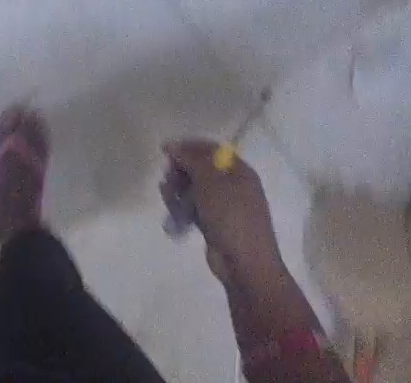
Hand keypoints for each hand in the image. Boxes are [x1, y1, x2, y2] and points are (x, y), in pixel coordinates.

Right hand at [161, 140, 288, 288]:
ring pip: (194, 188)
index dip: (188, 147)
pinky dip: (182, 205)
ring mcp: (224, 206)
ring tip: (168, 196)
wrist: (245, 265)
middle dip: (180, 170)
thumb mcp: (209, 181)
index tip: (166, 151)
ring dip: (178, 188)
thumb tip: (172, 146)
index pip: (211, 149)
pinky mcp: (214, 223)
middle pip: (200, 168)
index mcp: (240, 171)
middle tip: (168, 177)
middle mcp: (233, 185)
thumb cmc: (231, 216)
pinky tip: (172, 209)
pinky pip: (194, 206)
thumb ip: (190, 159)